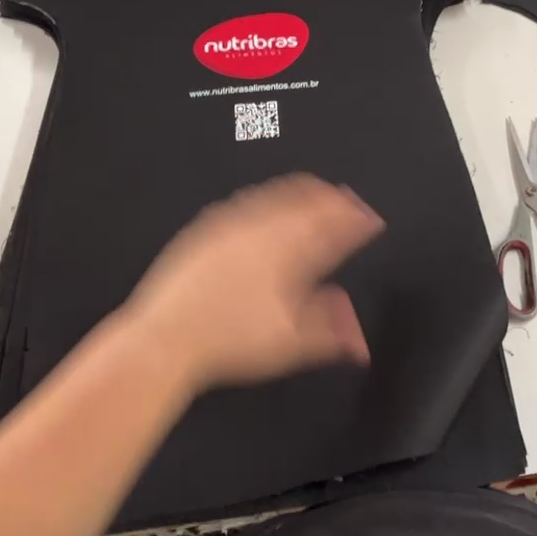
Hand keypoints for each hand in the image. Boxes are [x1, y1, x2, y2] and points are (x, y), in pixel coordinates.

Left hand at [123, 174, 383, 391]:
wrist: (166, 337)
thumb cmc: (226, 339)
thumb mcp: (291, 343)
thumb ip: (332, 333)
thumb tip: (359, 339)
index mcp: (290, 251)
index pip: (334, 226)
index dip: (357, 220)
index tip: (370, 220)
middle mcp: (263, 229)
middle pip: (308, 200)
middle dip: (333, 199)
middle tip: (347, 202)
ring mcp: (232, 224)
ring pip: (277, 194)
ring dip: (303, 192)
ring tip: (315, 194)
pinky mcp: (207, 228)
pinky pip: (247, 199)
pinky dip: (270, 198)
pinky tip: (267, 207)